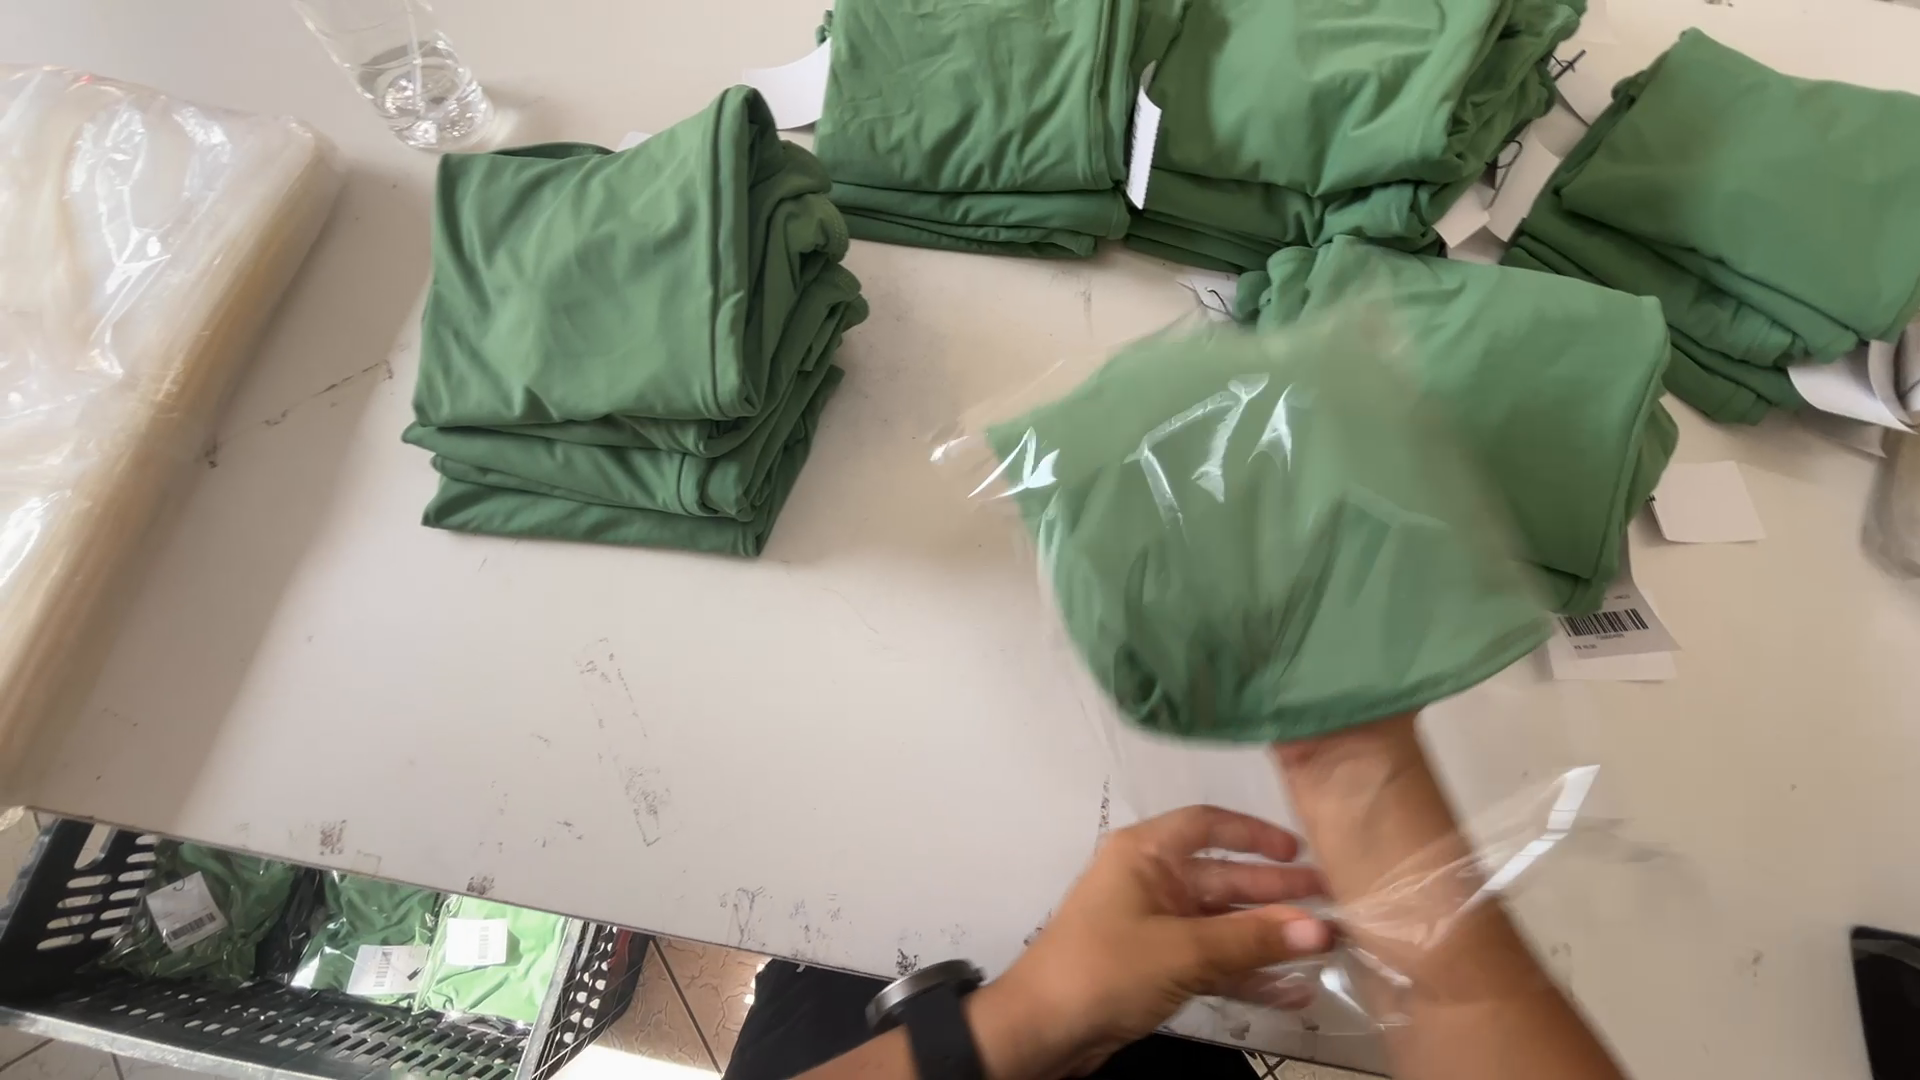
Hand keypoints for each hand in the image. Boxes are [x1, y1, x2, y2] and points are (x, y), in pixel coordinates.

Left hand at [972, 805, 1334, 1077]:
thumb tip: (1322, 928)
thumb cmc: (1107, 967)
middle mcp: (1150, 879)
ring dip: (1268, 935)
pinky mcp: (1157, 964)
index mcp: (1145, 854)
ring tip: (1326, 946)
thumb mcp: (1182, 951)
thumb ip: (1251, 941)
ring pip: (1222, 922)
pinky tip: (1293, 991)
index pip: (1205, 825)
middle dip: (1274, 892)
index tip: (1298, 850)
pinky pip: (1212, 960)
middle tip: (1333, 905)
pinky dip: (1247, 973)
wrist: (1045, 1028)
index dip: (1252, 833)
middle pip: (1222, 877)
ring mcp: (1154, 923)